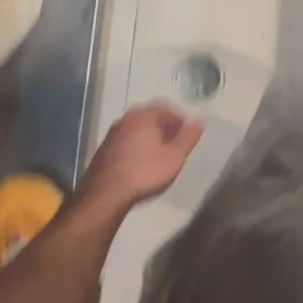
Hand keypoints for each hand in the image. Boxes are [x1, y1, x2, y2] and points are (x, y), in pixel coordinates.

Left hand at [74, 103, 203, 216]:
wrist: (105, 194)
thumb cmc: (145, 172)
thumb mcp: (175, 156)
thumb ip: (188, 137)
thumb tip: (199, 122)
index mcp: (145, 115)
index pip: (167, 107)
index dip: (180, 120)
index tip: (187, 135)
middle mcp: (126, 118)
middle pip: (151, 116)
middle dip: (165, 128)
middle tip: (175, 145)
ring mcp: (113, 134)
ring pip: (137, 129)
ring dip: (150, 137)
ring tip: (160, 155)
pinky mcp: (104, 149)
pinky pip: (127, 140)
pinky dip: (137, 146)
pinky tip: (141, 164)